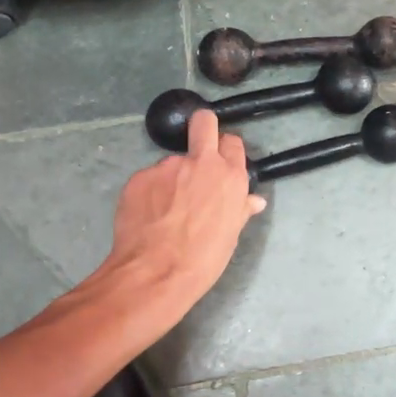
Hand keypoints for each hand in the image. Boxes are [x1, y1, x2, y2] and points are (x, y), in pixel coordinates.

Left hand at [95, 110, 265, 315]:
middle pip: (204, 122)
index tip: (220, 162)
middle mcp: (202, 163)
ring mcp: (168, 167)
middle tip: (196, 145)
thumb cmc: (203, 260)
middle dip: (202, 125)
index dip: (226, 150)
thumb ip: (240, 209)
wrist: (155, 274)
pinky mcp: (140, 176)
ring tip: (163, 210)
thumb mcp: (231, 235)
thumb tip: (255, 201)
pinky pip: (148, 179)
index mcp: (230, 177)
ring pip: (171, 162)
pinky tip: (146, 217)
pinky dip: (148, 193)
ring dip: (171, 178)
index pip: (233, 143)